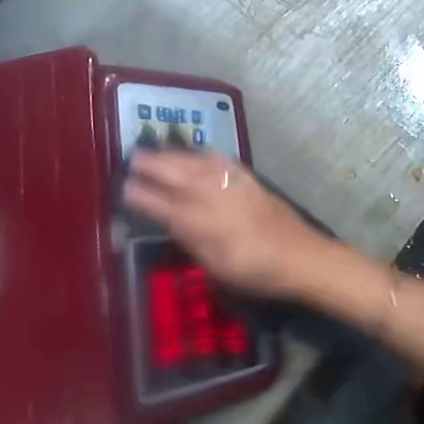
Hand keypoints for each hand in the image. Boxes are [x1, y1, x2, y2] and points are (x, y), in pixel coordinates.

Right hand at [125, 150, 334, 300]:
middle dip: (152, 164)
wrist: (299, 256)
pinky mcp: (250, 179)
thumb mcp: (214, 266)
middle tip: (133, 158)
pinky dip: (202, 154)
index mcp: (197, 223)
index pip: (159, 204)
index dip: (140, 195)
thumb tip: (174, 224)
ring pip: (195, 162)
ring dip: (174, 155)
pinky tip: (198, 154)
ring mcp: (232, 184)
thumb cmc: (255, 272)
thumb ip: (191, 241)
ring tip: (158, 151)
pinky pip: (219, 160)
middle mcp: (211, 197)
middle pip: (175, 174)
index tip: (124, 187)